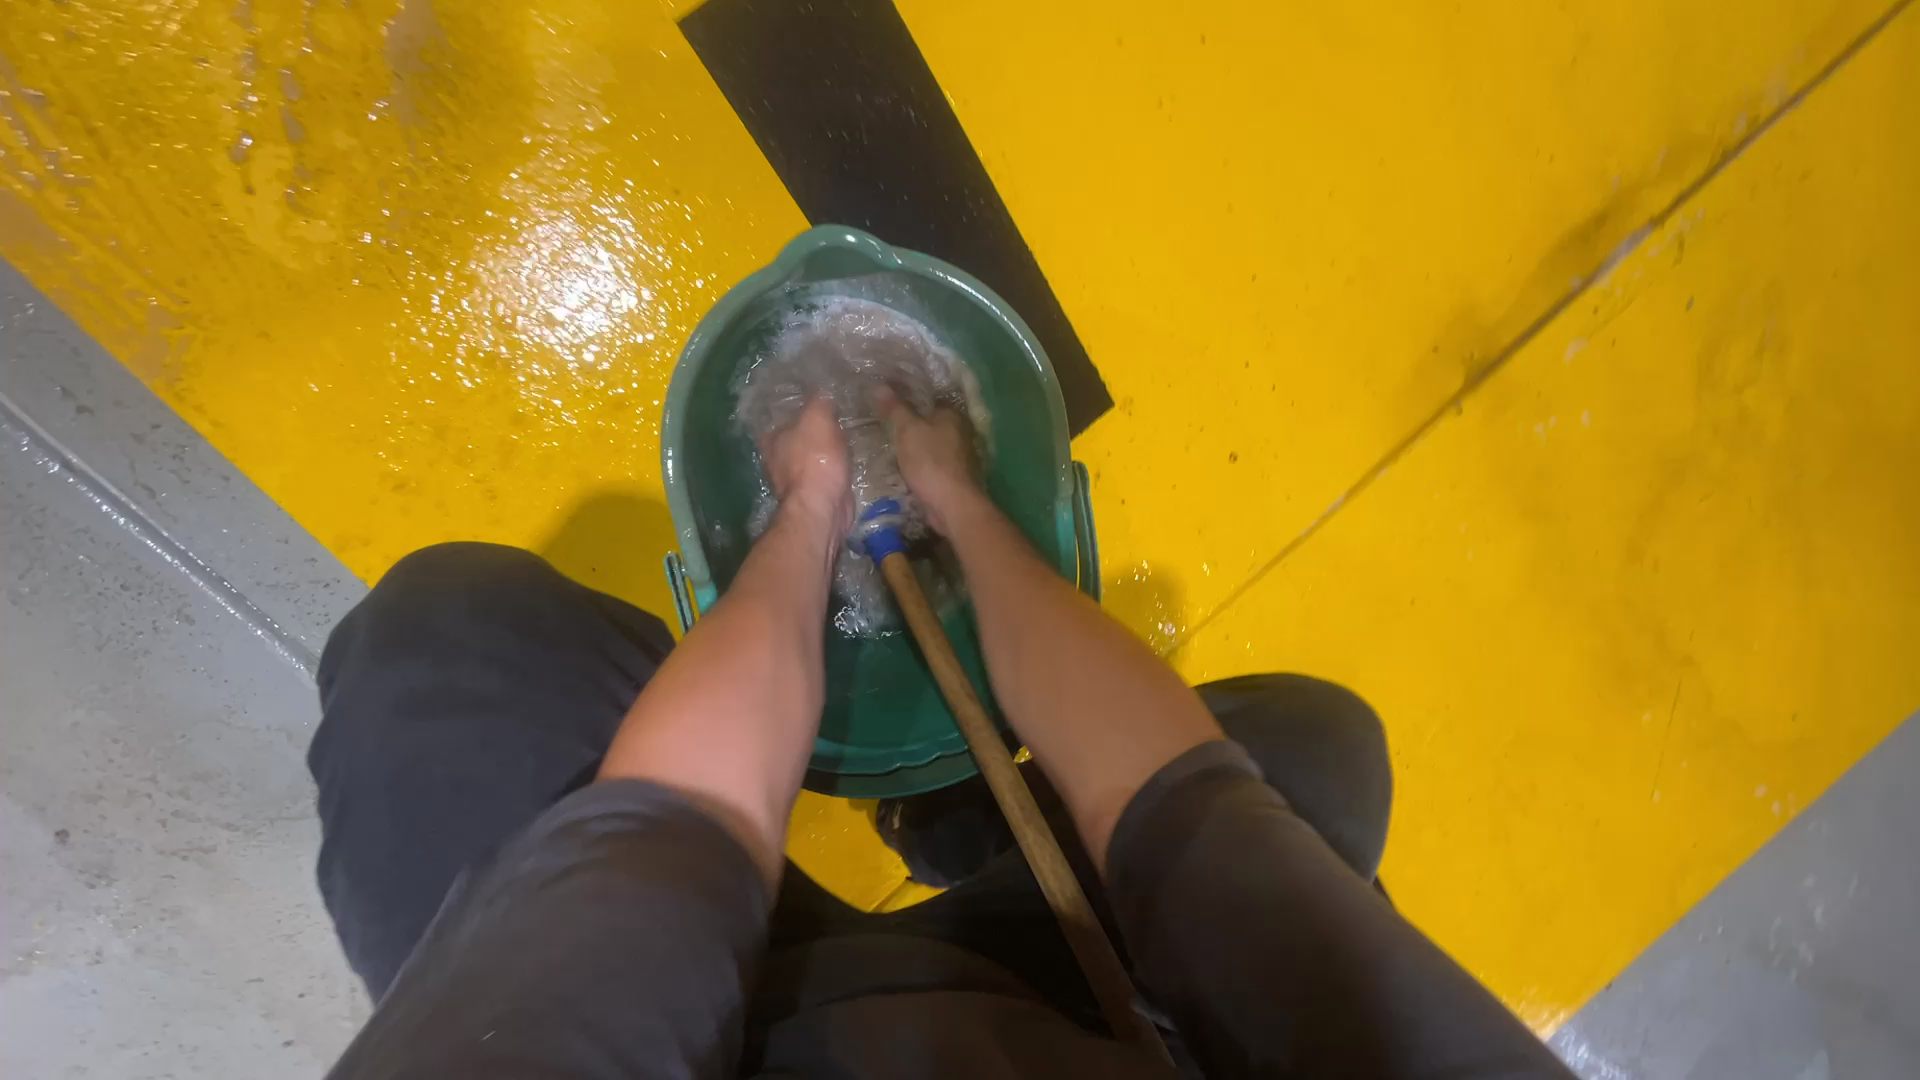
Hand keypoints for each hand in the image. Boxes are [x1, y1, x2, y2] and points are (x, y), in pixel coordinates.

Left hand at [761, 397, 850, 533]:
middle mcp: (776, 459)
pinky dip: (833, 470)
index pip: (782, 417)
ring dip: (825, 453)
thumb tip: (823, 394)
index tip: (819, 404)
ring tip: (845, 441)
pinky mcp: (812, 496)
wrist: (823, 506)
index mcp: (771, 438)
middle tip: (837, 421)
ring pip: (810, 459)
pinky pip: (823, 475)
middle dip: (813, 433)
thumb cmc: (815, 459)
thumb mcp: (818, 418)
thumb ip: (819, 402)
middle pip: (796, 439)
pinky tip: (846, 464)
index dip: (800, 410)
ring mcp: (793, 481)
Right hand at [876, 388, 980, 533]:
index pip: (928, 399)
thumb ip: (895, 409)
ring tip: (890, 446)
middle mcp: (960, 432)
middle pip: (931, 423)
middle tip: (884, 424)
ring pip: (932, 445)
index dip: (908, 399)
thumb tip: (880, 386)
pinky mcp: (954, 476)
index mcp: (952, 414)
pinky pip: (932, 464)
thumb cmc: (930, 461)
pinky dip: (921, 465)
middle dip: (911, 425)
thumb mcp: (908, 430)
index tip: (888, 403)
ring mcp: (959, 455)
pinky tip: (905, 468)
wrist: (951, 503)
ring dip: (915, 447)